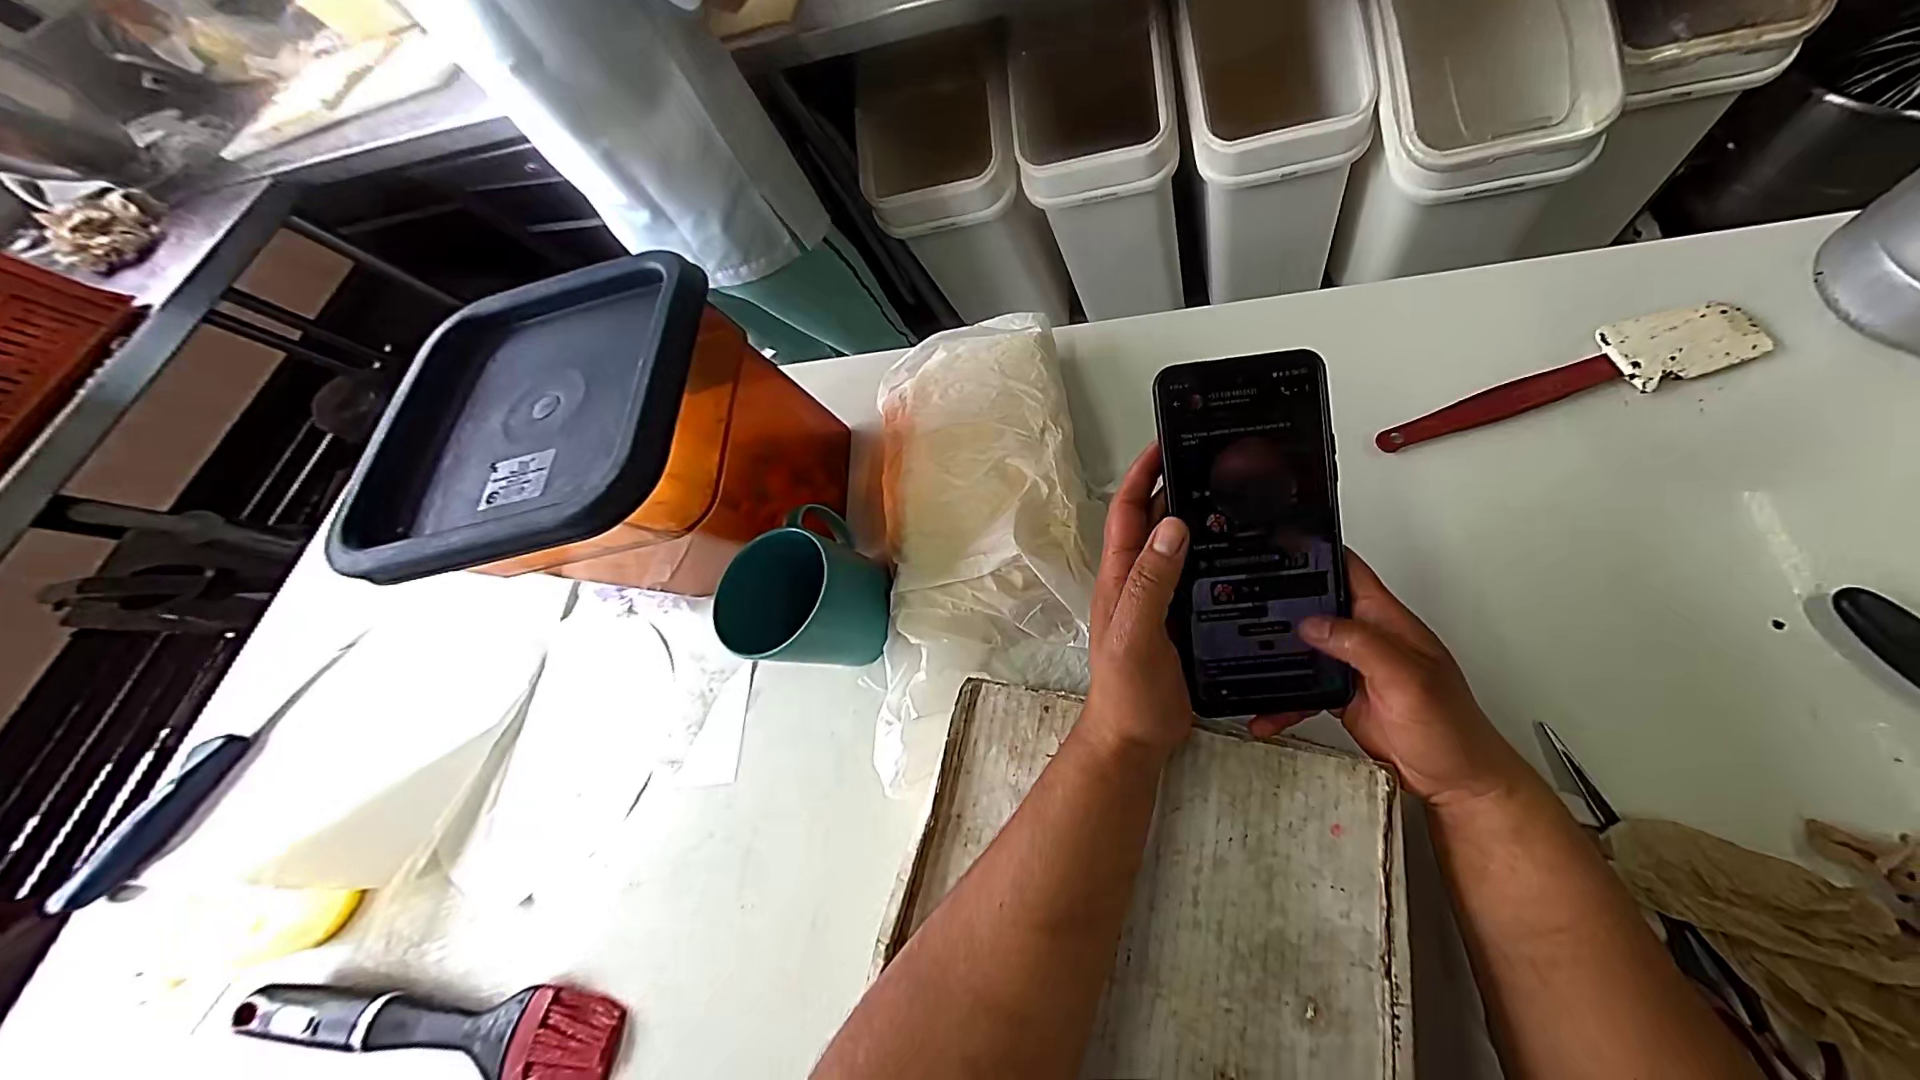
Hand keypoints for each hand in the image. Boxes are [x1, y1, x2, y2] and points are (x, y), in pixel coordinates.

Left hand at [1080, 444, 1192, 760]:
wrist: (1135, 735)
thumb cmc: (1125, 691)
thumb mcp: (1135, 632)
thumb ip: (1150, 582)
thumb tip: (1170, 528)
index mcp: (1119, 577)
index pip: (1126, 512)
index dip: (1141, 476)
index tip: (1163, 445)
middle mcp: (1136, 581)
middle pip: (1152, 522)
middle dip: (1171, 487)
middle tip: (1203, 462)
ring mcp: (1156, 599)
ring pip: (1174, 546)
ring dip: (1191, 518)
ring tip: (1223, 494)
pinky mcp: (1176, 618)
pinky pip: (1192, 575)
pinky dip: (1207, 555)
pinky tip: (1231, 551)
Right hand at [1249, 552, 1530, 808]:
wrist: (1456, 783)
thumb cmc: (1453, 732)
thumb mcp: (1408, 681)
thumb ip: (1363, 646)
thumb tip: (1315, 623)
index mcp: (1387, 623)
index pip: (1350, 571)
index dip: (1319, 551)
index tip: (1285, 542)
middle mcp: (1368, 639)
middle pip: (1317, 605)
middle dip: (1282, 601)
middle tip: (1247, 599)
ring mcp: (1352, 667)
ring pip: (1302, 647)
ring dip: (1275, 654)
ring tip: (1248, 658)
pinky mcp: (1340, 694)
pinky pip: (1301, 688)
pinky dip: (1281, 698)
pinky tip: (1267, 710)